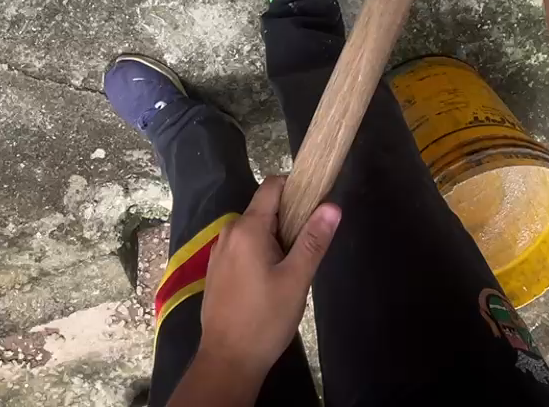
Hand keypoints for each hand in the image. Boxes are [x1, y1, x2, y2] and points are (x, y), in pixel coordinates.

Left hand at [187, 177, 340, 393]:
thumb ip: (314, 239)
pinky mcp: (217, 269)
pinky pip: (243, 246)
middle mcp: (229, 231)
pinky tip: (270, 281)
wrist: (227, 362)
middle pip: (265, 208)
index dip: (296, 187)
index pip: (272, 186)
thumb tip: (332, 205)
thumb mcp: (297, 279)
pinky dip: (259, 252)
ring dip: (275, 239)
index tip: (315, 205)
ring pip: (255, 229)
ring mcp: (219, 250)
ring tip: (290, 269)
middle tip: (306, 249)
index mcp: (248, 227)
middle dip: (289, 220)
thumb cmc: (265, 319)